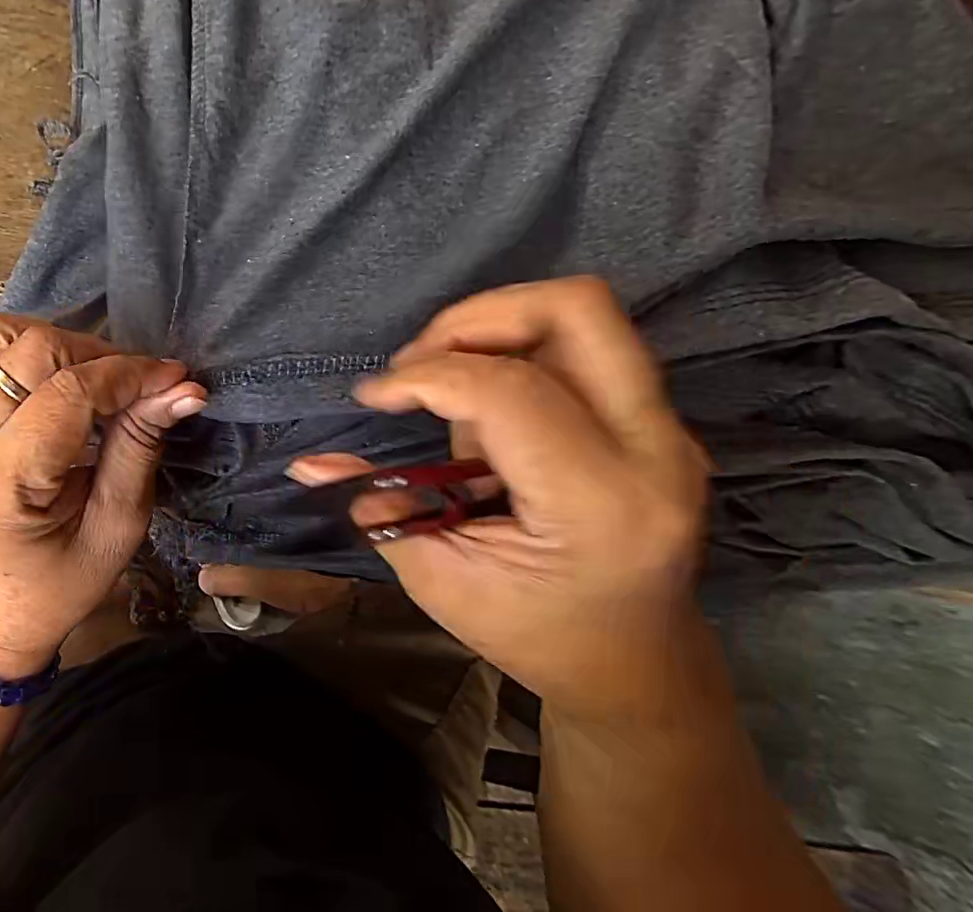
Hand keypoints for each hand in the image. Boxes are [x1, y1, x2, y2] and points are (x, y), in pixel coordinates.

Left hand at [0, 314, 206, 677]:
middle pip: (30, 351)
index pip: (68, 393)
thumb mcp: (119, 524)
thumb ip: (141, 445)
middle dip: (97, 355)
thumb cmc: (65, 578)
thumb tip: (182, 389)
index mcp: (4, 482)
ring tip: (87, 378)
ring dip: (51, 344)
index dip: (129, 375)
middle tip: (134, 386)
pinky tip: (26, 370)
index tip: (172, 379)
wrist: (6, 599)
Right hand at [290, 277, 712, 724]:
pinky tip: (475, 393)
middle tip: (418, 360)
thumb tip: (308, 464)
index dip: (422, 378)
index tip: (372, 398)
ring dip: (492, 325)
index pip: (505, 390)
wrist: (635, 664)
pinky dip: (512, 344)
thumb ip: (377, 509)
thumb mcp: (439, 579)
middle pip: (574, 309)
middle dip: (474, 316)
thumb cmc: (534, 633)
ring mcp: (664, 427)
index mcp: (596, 502)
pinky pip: (580, 342)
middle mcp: (651, 448)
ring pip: (581, 313)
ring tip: (439, 374)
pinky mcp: (653, 418)